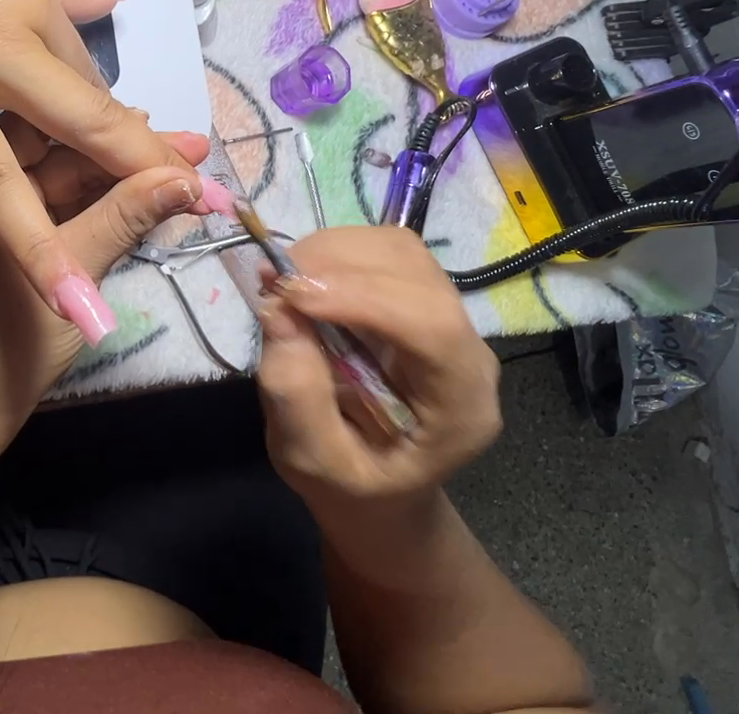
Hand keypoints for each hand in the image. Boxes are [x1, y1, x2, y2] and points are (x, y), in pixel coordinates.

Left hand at [0, 125, 212, 441]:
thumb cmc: (15, 336)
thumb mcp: (77, 269)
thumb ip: (128, 217)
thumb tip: (189, 178)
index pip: (53, 132)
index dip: (118, 132)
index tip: (177, 138)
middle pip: (72, 151)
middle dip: (135, 153)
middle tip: (198, 148)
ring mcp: (9, 204)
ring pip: (80, 176)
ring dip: (133, 175)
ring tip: (193, 164)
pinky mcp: (30, 228)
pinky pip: (77, 201)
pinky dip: (117, 199)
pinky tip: (160, 189)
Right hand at [255, 227, 501, 513]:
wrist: (378, 486)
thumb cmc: (351, 485)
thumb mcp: (313, 463)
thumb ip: (298, 398)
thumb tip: (278, 311)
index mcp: (460, 406)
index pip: (433, 328)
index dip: (363, 298)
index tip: (292, 295)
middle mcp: (466, 352)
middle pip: (416, 276)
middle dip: (339, 267)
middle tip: (272, 282)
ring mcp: (445, 318)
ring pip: (400, 252)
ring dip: (333, 253)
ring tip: (281, 280)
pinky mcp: (415, 298)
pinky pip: (382, 253)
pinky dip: (334, 253)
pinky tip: (300, 279)